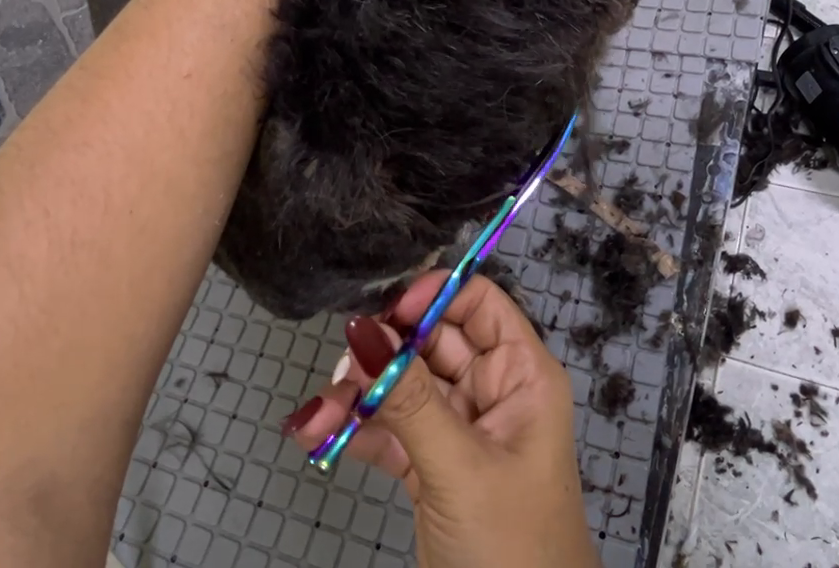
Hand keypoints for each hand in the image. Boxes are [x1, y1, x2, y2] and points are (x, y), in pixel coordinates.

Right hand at [282, 275, 598, 567]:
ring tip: (318, 414)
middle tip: (341, 365)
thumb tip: (365, 328)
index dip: (434, 297)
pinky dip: (358, 431)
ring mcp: (461, 430)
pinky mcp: (433, 466)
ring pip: (406, 389)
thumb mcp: (460, 465)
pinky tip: (317, 434)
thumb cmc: (511, 542)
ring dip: (359, 396)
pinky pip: (392, 431)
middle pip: (433, 344)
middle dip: (384, 352)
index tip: (384, 311)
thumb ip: (410, 398)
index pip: (479, 305)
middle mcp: (493, 391)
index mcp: (521, 375)